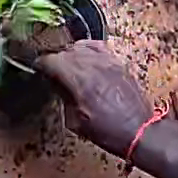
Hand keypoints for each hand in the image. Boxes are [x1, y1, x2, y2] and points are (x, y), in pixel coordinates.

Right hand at [38, 40, 150, 155]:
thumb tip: (56, 84)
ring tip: (68, 65)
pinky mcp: (117, 62)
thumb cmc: (108, 131)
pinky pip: (98, 46)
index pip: (51, 60)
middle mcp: (92, 66)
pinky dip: (88, 49)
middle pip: (64, 51)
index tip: (37, 69)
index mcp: (79, 81)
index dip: (40, 64)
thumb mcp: (76, 122)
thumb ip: (63, 98)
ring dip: (70, 54)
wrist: (139, 130)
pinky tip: (86, 57)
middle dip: (54, 60)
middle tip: (51, 71)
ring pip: (80, 46)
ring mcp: (107, 61)